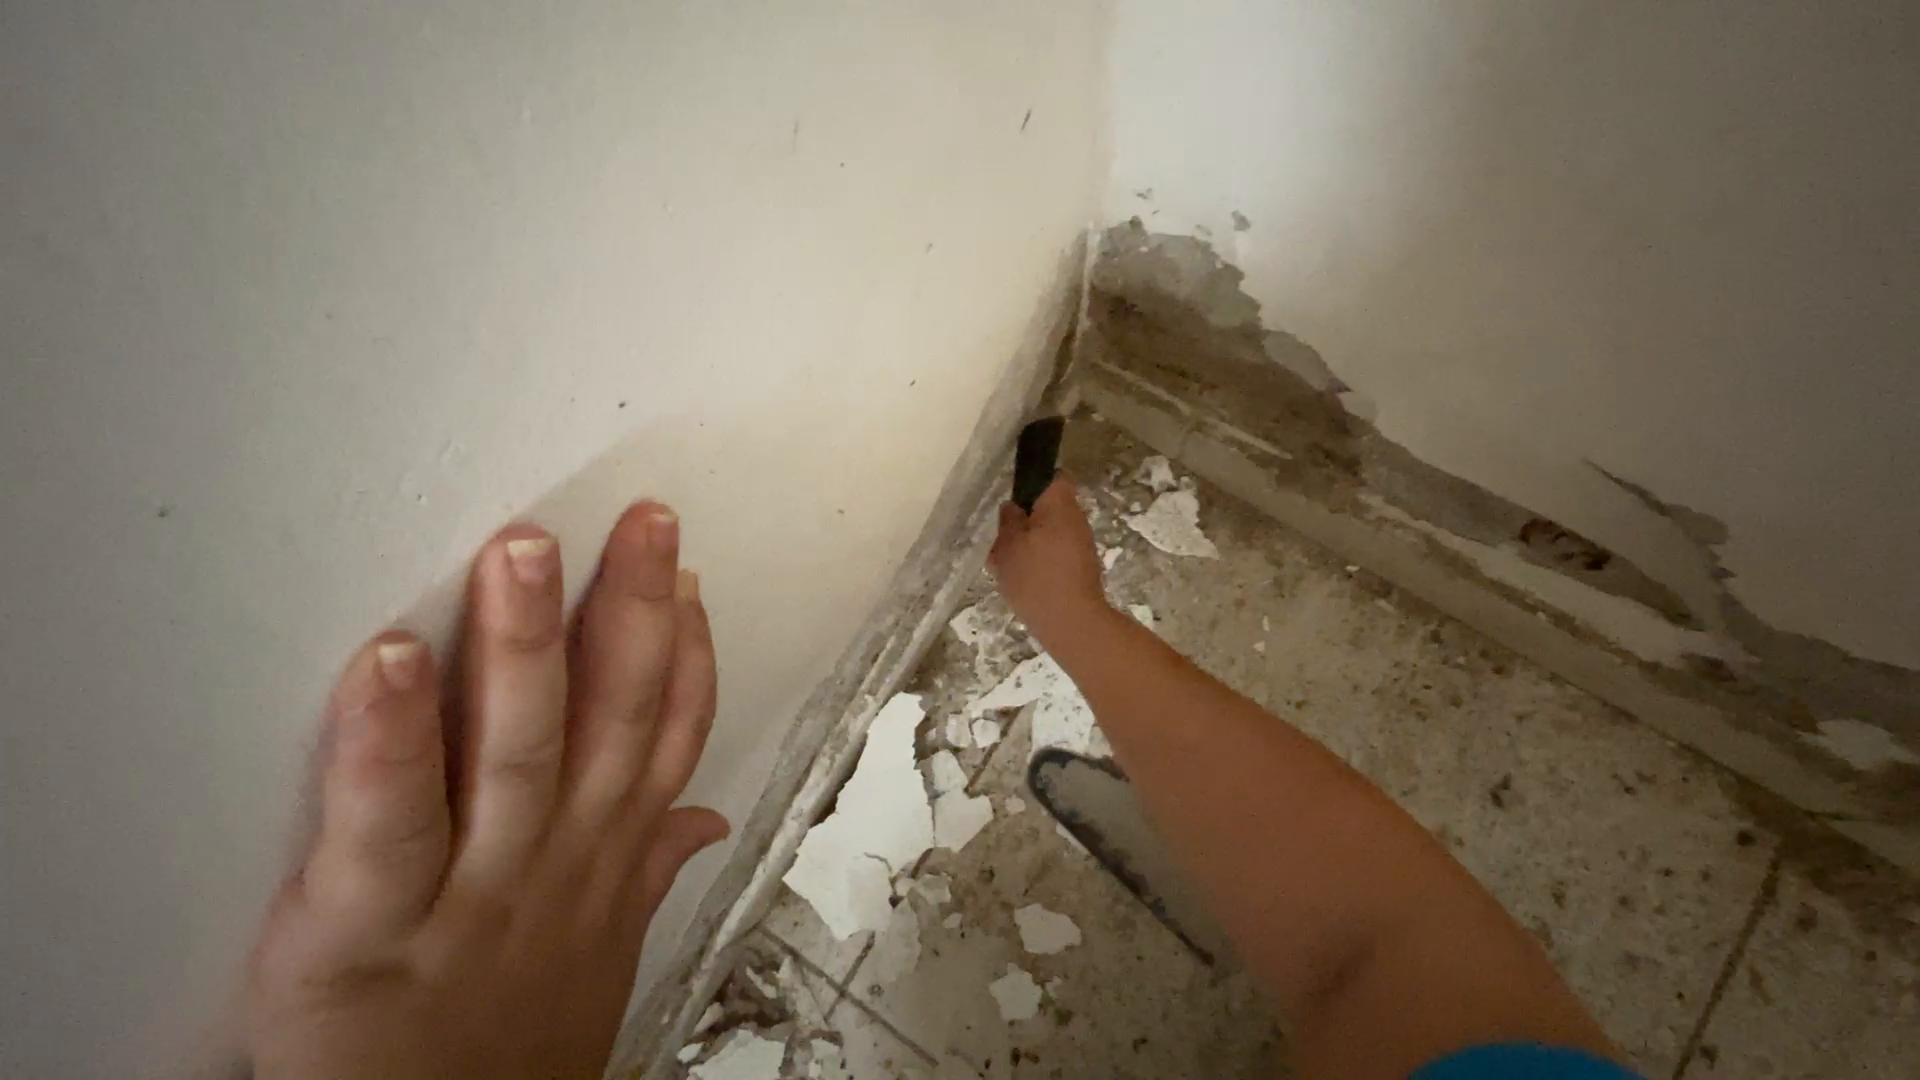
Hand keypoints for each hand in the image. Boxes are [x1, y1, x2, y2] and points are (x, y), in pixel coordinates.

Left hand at [245, 502, 728, 1079]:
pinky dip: (392, 740)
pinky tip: (391, 658)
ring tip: (528, 552)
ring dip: (531, 645)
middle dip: (637, 610)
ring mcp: (481, 884)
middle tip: (645, 524)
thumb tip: (708, 816)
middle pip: (618, 712)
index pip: (674, 730)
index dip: (693, 651)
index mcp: (613, 847)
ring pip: (521, 745)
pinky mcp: (371, 927)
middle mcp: (565, 848)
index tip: (690, 578)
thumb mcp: (611, 948)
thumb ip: (656, 864)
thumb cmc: (527, 1034)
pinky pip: (388, 824)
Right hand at [989, 473, 1109, 638]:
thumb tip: (1012, 507)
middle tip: (1005, 539)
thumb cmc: (1036, 578)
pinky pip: (1059, 555)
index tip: (1016, 500)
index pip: (1055, 478)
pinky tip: (1025, 581)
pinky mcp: (1083, 569)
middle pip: (1051, 509)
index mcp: (1060, 506)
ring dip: (1033, 544)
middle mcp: (1077, 520)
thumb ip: (1008, 522)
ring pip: (1053, 534)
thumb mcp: (1008, 547)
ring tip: (1010, 564)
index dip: (1035, 483)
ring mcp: (1084, 545)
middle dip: (1028, 520)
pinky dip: (1043, 562)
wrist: (1071, 622)